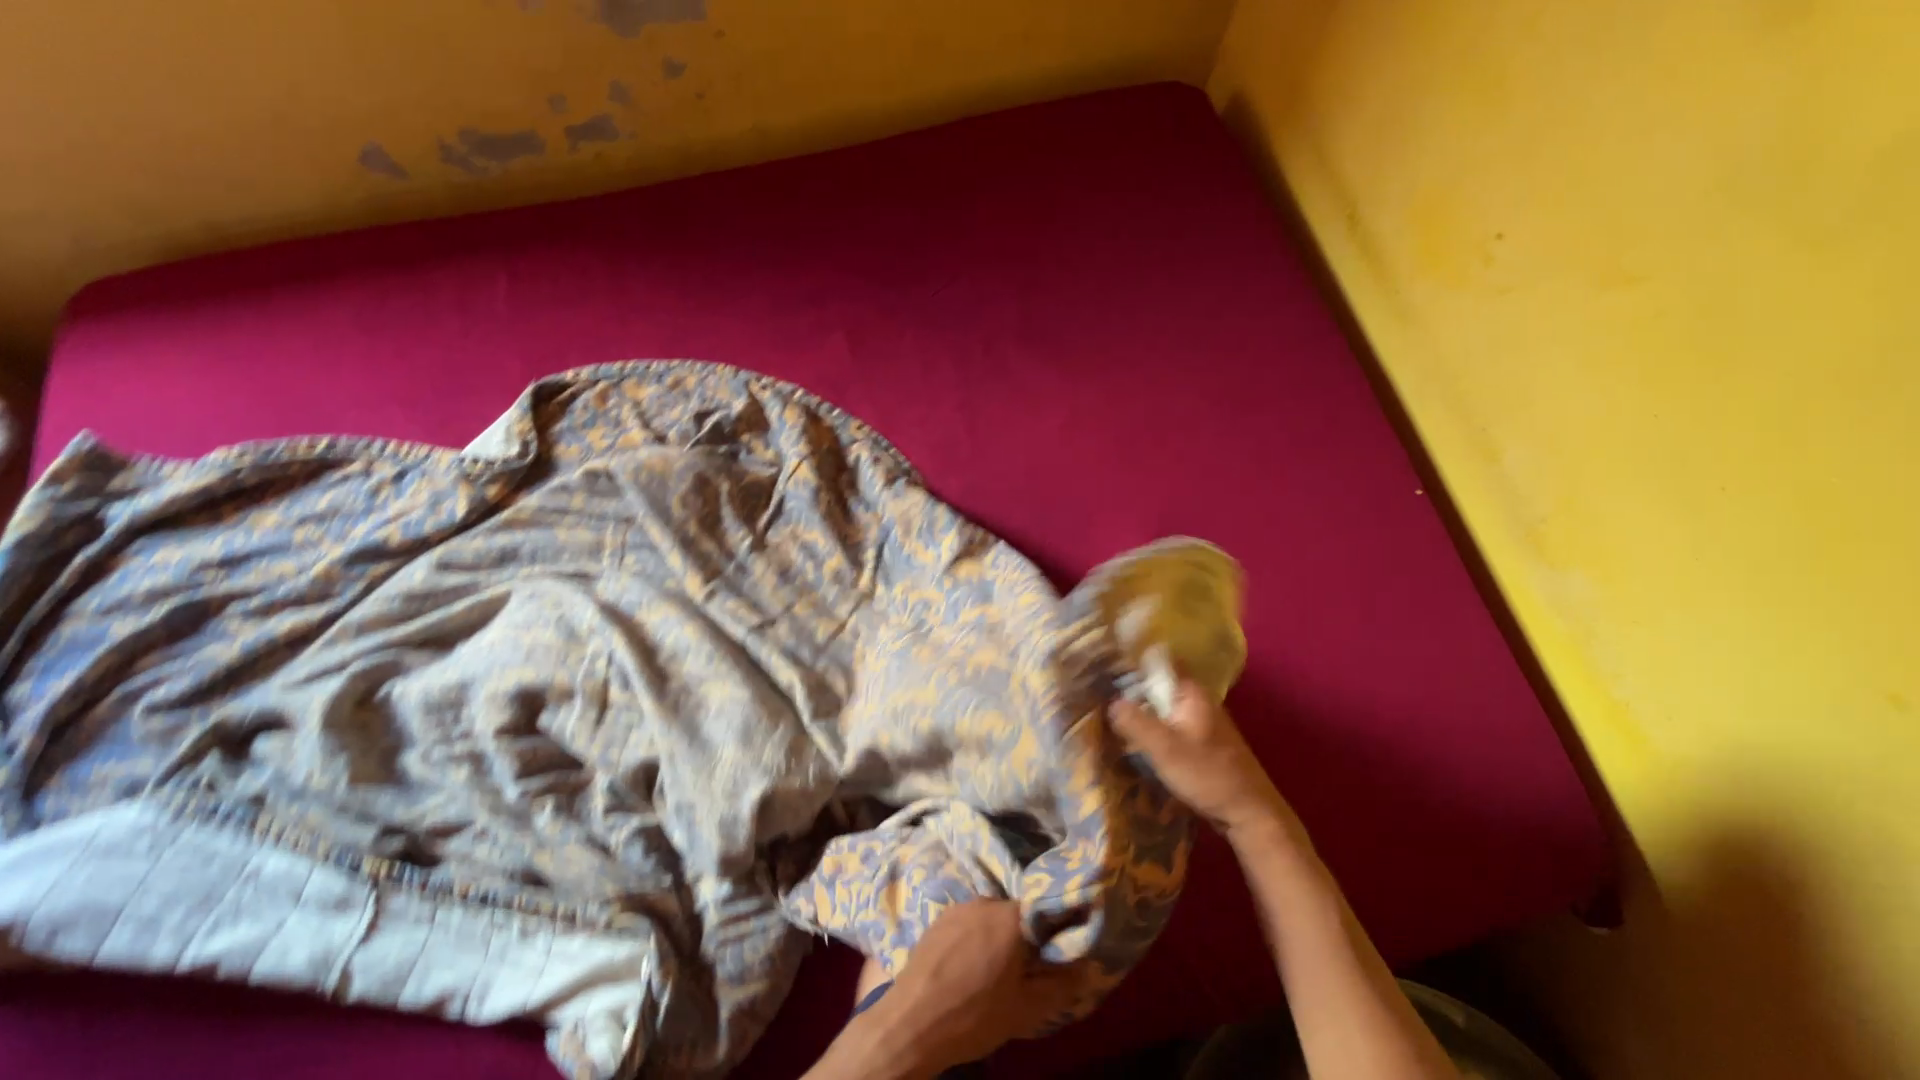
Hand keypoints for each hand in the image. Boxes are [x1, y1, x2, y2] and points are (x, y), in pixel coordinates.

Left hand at [808, 900, 1078, 1079]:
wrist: (910, 1025)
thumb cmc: (973, 1015)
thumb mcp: (1027, 1009)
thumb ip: (1062, 983)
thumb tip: (1086, 966)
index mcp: (1011, 916)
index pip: (1046, 911)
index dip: (1056, 932)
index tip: (1059, 953)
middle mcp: (984, 901)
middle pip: (1017, 914)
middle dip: (1026, 937)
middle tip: (1029, 969)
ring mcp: (956, 908)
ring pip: (990, 919)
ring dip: (998, 939)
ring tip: (997, 972)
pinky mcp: (935, 921)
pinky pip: (967, 924)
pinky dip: (974, 940)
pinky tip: (970, 968)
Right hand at [1109, 679, 1301, 843]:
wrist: (1248, 812)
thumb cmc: (1207, 774)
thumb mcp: (1164, 748)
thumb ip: (1135, 722)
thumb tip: (1110, 702)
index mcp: (1192, 693)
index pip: (1160, 661)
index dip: (1134, 660)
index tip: (1106, 665)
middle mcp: (1198, 701)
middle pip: (1159, 685)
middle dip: (1132, 689)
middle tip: (1099, 693)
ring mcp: (1201, 722)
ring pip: (1163, 708)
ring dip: (1141, 711)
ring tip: (1109, 715)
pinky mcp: (1201, 743)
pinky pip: (1169, 726)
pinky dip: (1152, 729)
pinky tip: (1133, 740)